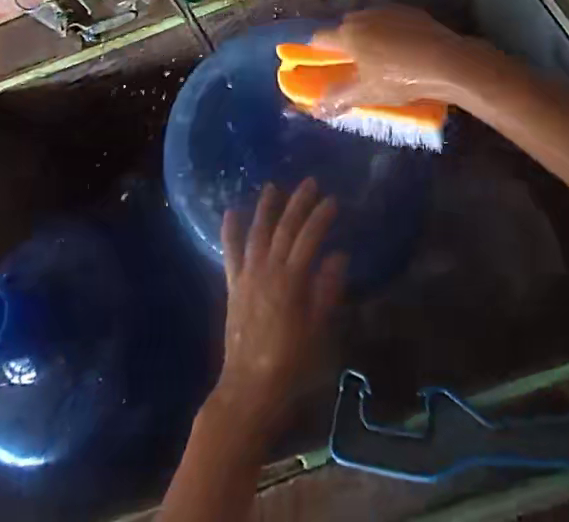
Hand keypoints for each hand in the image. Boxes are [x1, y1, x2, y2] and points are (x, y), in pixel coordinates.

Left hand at [214, 179, 347, 432]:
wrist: (250, 386)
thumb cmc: (291, 362)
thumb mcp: (318, 328)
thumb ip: (327, 290)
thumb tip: (338, 255)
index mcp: (291, 280)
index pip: (308, 238)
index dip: (320, 217)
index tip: (332, 200)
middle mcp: (267, 270)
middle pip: (283, 229)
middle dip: (297, 203)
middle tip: (309, 182)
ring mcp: (246, 275)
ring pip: (257, 232)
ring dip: (265, 208)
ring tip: (272, 187)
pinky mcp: (233, 285)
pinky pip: (230, 251)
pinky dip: (230, 230)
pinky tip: (231, 212)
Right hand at [309, 6, 489, 114]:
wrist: (447, 62)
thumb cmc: (401, 79)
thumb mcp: (367, 94)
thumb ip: (338, 98)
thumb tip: (316, 108)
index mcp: (348, 35)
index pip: (319, 38)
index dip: (317, 51)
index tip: (324, 64)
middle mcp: (363, 16)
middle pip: (344, 27)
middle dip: (344, 42)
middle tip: (356, 64)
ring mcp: (388, 10)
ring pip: (367, 20)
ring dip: (367, 34)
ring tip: (381, 56)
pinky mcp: (410, 10)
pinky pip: (390, 19)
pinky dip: (389, 30)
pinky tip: (402, 48)